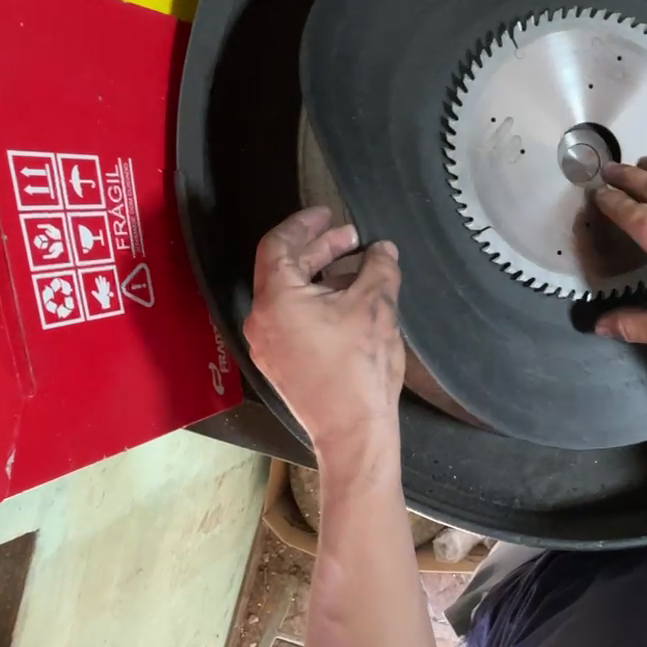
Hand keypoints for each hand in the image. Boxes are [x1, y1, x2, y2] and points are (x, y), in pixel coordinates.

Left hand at [245, 207, 403, 456]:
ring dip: (321, 278)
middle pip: (284, 269)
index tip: (328, 214)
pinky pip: (293, 321)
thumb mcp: (375, 308)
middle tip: (351, 237)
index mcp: (276, 299)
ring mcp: (268, 346)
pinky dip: (316, 304)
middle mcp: (262, 320)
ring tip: (357, 271)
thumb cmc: (360, 368)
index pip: (279, 244)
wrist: (353, 432)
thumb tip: (383, 250)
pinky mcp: (282, 365)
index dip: (304, 224)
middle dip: (318, 250)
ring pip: (290, 296)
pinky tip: (348, 305)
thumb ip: (379, 269)